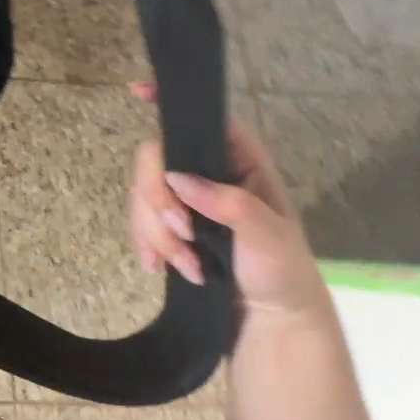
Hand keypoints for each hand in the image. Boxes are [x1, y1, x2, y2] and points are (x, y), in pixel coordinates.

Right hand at [125, 82, 329, 323]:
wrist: (273, 325)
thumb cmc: (283, 274)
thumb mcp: (268, 237)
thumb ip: (228, 204)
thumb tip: (177, 179)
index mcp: (240, 166)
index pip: (207, 122)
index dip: (173, 104)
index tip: (136, 93)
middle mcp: (209, 176)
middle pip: (158, 161)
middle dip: (158, 200)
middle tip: (180, 233)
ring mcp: (187, 201)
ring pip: (144, 193)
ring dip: (155, 231)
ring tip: (183, 265)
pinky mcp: (170, 226)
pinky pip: (139, 219)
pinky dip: (144, 241)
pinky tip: (157, 265)